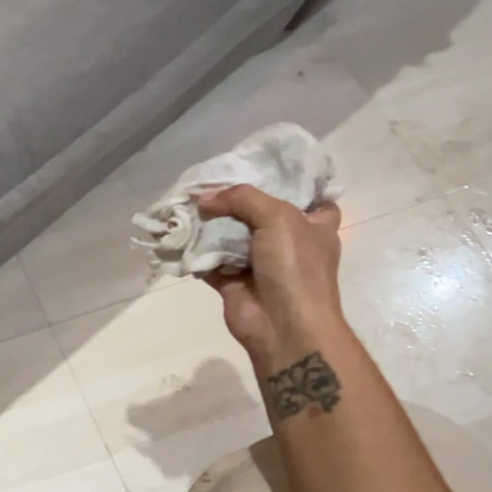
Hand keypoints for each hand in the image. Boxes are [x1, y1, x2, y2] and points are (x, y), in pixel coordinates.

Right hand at [195, 184, 345, 368]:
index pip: (305, 194)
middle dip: (232, 201)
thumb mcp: (278, 218)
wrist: (284, 325)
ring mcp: (259, 263)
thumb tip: (203, 199)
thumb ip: (242, 199)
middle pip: (257, 212)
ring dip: (208, 224)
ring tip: (184, 207)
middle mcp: (288, 241)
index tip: (256, 166)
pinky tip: (177, 237)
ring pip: (229, 235)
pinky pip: (209, 261)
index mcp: (314, 223)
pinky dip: (194, 252)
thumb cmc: (296, 267)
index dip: (284, 180)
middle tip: (205, 184)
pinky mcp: (232, 281)